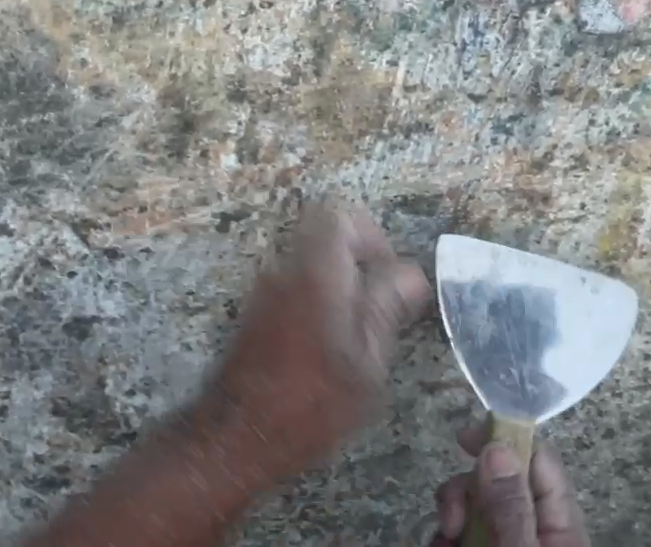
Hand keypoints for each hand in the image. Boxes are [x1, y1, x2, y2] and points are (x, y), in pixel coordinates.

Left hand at [198, 201, 430, 483]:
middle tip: (376, 299)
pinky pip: (293, 284)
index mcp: (318, 272)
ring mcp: (266, 288)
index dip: (371, 235)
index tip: (388, 271)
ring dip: (336, 280)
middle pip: (323, 235)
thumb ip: (387, 306)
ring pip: (308, 261)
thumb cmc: (311, 402)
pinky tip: (327, 343)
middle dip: (355, 258)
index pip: (341, 217)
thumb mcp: (366, 361)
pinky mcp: (255, 310)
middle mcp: (287, 269)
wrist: (239, 434)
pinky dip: (316, 297)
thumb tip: (410, 273)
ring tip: (355, 330)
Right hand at [432, 423, 587, 546]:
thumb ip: (510, 508)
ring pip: (474, 507)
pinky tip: (439, 546)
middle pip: (498, 481)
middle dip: (466, 491)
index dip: (504, 439)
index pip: (540, 461)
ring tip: (441, 542)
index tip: (464, 438)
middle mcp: (537, 532)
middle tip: (450, 520)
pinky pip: (463, 533)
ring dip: (451, 517)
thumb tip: (495, 446)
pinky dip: (446, 537)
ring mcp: (509, 542)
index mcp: (563, 528)